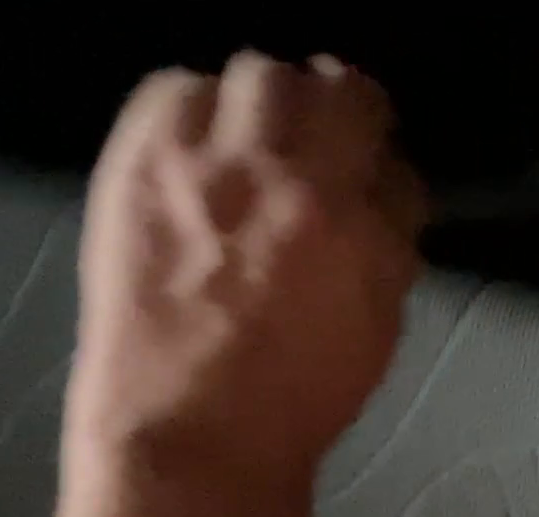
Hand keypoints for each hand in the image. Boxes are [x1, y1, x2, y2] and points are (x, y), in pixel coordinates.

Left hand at [66, 52, 425, 513]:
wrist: (196, 421)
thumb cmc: (307, 389)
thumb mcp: (379, 326)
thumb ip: (389, 254)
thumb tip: (386, 210)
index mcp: (363, 236)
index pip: (400, 170)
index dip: (396, 177)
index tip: (384, 192)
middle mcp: (295, 184)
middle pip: (336, 92)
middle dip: (347, 111)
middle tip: (337, 141)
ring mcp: (211, 166)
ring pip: (259, 74)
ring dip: (277, 99)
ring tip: (268, 137)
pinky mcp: (139, 160)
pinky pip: (176, 88)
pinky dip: (202, 104)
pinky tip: (207, 147)